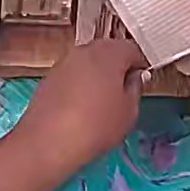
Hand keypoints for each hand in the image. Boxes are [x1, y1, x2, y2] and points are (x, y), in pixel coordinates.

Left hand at [16, 38, 150, 165]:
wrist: (48, 141)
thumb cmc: (97, 126)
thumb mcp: (129, 112)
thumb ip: (136, 88)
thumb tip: (134, 76)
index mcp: (109, 53)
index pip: (131, 49)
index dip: (140, 64)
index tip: (141, 82)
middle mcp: (85, 50)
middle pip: (107, 51)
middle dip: (118, 66)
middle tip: (123, 91)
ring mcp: (64, 62)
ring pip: (88, 62)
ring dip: (97, 74)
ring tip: (102, 101)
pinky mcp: (49, 76)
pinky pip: (72, 74)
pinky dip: (80, 83)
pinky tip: (81, 106)